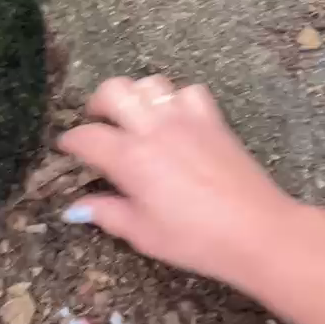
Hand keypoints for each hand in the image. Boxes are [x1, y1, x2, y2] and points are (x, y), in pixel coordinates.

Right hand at [58, 76, 299, 286]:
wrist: (257, 230)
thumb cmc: (196, 239)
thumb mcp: (143, 234)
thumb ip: (106, 213)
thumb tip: (76, 208)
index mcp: (130, 158)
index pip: (86, 137)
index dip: (71, 141)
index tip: (67, 148)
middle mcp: (154, 128)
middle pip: (113, 91)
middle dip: (97, 103)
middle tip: (98, 122)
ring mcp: (185, 118)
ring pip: (150, 84)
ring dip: (136, 96)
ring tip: (135, 117)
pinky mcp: (212, 119)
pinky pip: (188, 92)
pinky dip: (176, 100)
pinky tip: (175, 119)